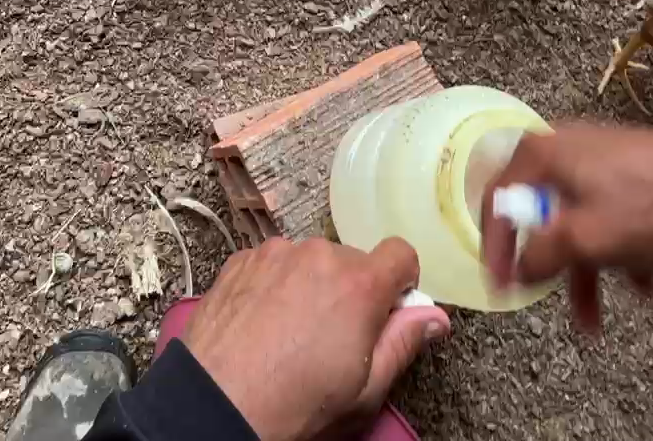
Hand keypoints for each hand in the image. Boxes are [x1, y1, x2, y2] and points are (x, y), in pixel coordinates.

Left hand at [182, 237, 450, 440]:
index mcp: (359, 283)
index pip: (400, 252)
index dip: (401, 280)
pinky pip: (274, 262)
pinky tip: (263, 322)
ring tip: (291, 332)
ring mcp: (277, 251)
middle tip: (333, 336)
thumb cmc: (297, 401)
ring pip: (310, 260)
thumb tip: (435, 315)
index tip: (389, 308)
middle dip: (351, 290)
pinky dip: (275, 283)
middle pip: (352, 261)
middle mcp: (319, 253)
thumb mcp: (365, 389)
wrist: (217, 398)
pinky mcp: (243, 257)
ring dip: (311, 284)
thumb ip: (404, 342)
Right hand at [479, 123, 652, 331]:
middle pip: (540, 210)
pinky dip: (614, 247)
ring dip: (584, 265)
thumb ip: (539, 256)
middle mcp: (563, 145)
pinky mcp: (631, 167)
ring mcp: (599, 154)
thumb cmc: (646, 207)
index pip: (498, 198)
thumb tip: (515, 269)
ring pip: (577, 216)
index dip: (495, 245)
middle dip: (548, 263)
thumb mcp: (583, 239)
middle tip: (549, 297)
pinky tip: (640, 282)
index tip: (500, 283)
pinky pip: (608, 210)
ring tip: (598, 314)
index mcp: (541, 152)